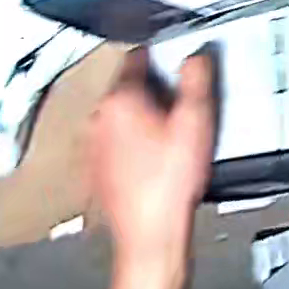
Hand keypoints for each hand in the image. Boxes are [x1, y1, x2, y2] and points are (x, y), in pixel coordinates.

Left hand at [90, 48, 217, 280]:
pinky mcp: (95, 167)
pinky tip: (157, 151)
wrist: (150, 235)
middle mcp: (97, 117)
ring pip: (123, 111)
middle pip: (129, 84)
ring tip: (175, 126)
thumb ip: (196, 78)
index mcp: (119, 99)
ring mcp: (92, 144)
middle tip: (186, 98)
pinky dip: (135, 134)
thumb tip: (195, 53)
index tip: (183, 63)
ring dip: (146, 110)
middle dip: (157, 85)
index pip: (138, 56)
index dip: (164, 54)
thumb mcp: (196, 118)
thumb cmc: (173, 174)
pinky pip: (117, 135)